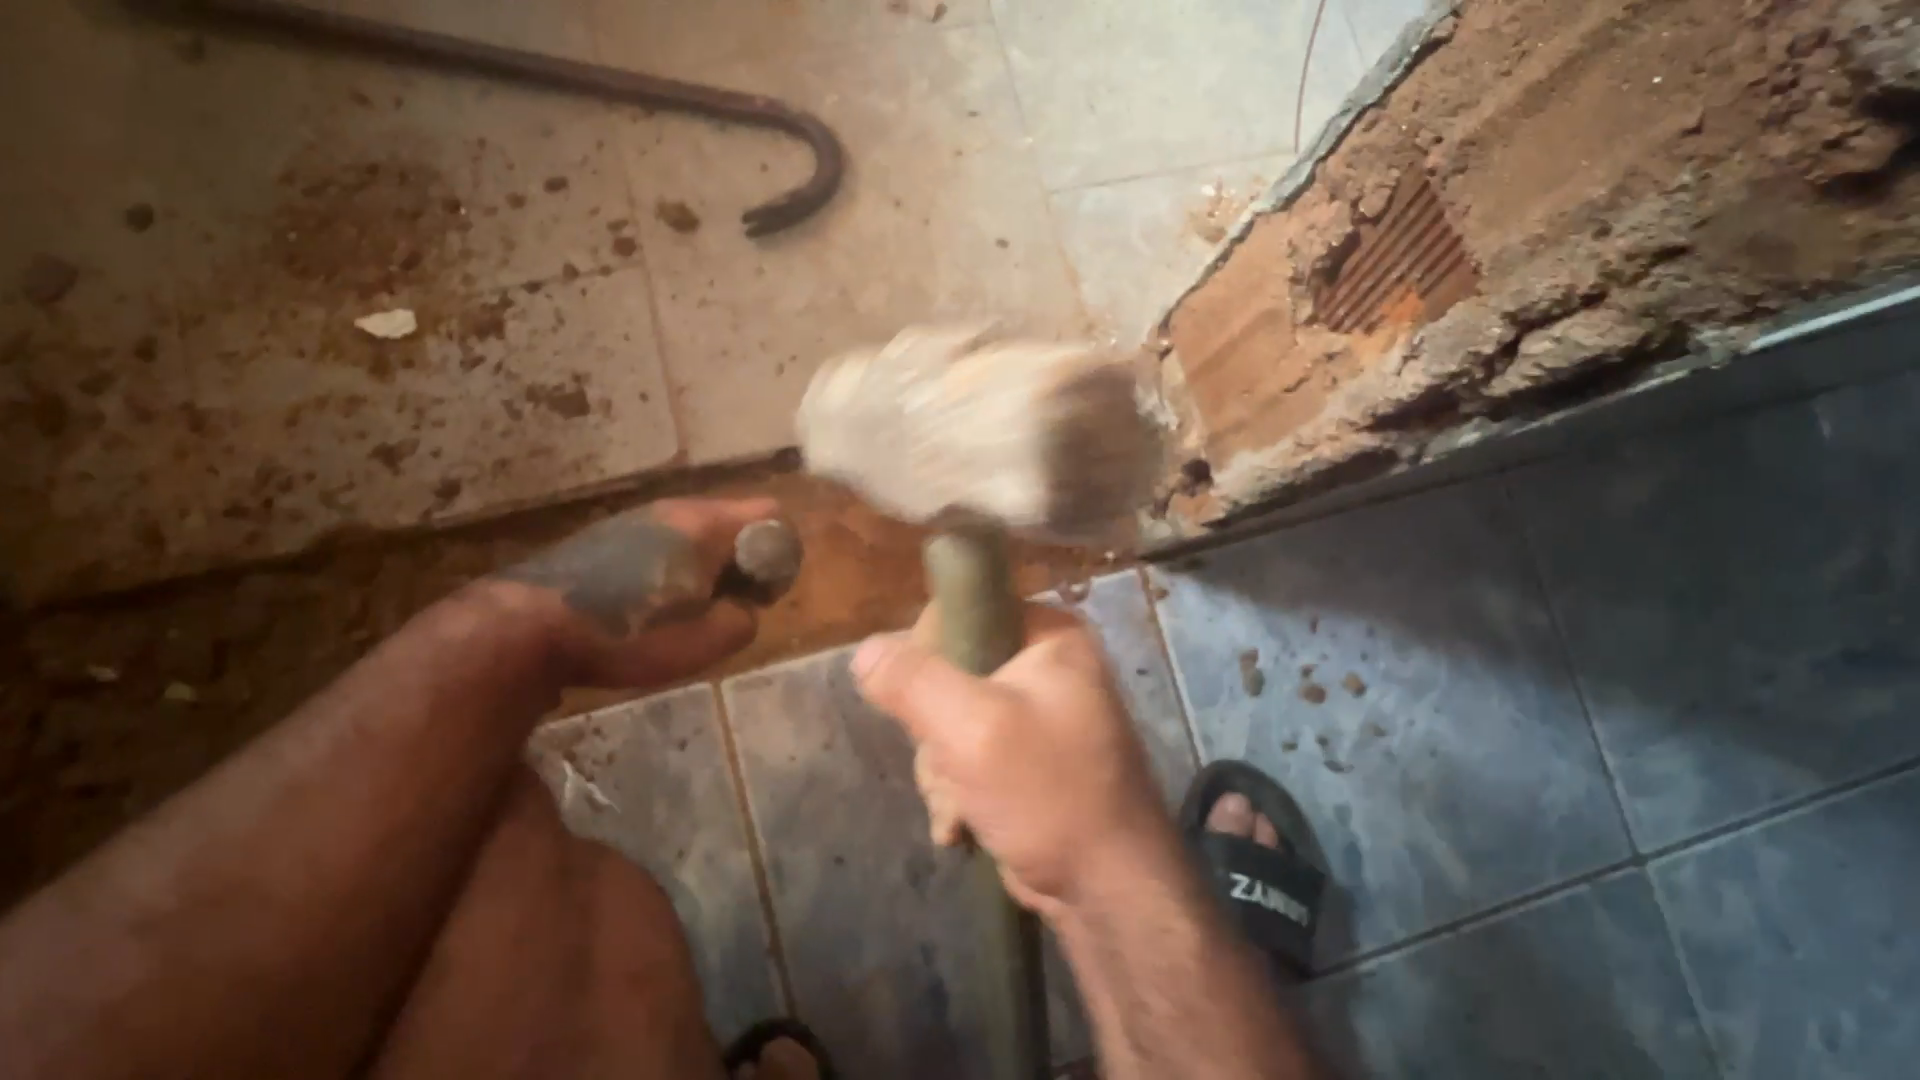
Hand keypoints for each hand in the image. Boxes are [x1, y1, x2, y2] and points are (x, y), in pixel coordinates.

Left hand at [489, 496, 782, 687]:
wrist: (524, 627)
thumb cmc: (627, 634)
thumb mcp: (704, 642)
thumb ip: (742, 619)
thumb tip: (742, 608)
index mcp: (704, 526)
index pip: (771, 516)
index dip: (780, 555)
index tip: (762, 596)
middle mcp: (673, 511)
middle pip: (733, 523)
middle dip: (742, 564)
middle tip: (726, 609)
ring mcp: (635, 521)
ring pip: (694, 536)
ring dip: (705, 569)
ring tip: (686, 613)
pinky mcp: (605, 538)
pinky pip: (661, 545)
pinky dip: (672, 570)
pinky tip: (647, 608)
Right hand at [853, 603, 1175, 911]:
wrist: (1107, 889)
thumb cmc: (1048, 793)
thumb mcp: (973, 728)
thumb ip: (914, 680)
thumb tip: (864, 649)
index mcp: (1047, 635)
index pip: (960, 614)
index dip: (926, 657)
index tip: (919, 704)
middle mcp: (1045, 666)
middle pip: (947, 675)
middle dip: (935, 736)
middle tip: (948, 769)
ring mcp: (1036, 716)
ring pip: (949, 723)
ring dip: (941, 773)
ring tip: (959, 811)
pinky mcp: (1026, 761)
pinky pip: (966, 757)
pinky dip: (957, 792)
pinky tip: (962, 826)